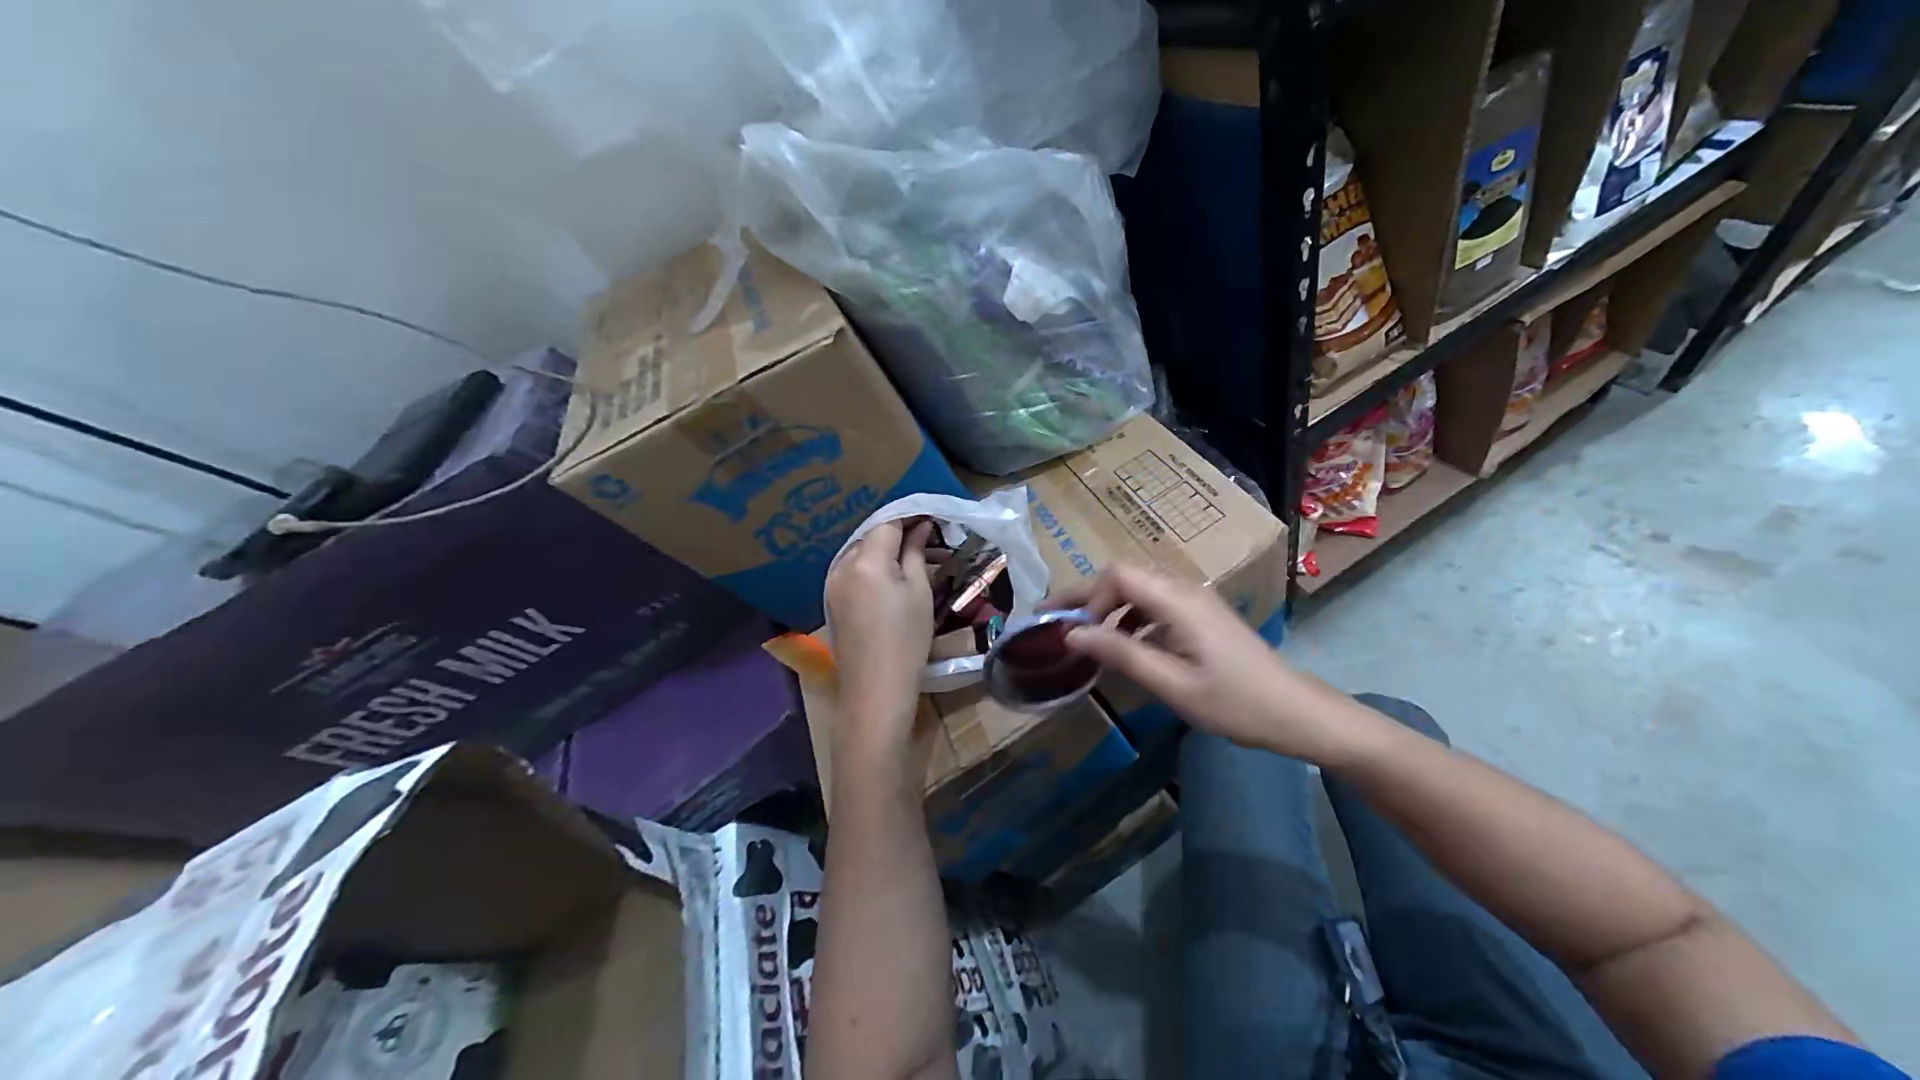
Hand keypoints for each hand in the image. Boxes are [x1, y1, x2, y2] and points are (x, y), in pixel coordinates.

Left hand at [825, 519, 935, 754]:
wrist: (876, 688)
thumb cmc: (907, 638)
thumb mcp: (918, 591)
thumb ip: (915, 552)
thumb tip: (920, 527)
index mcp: (866, 559)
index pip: (888, 521)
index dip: (911, 516)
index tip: (933, 519)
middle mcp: (842, 564)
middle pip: (872, 535)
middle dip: (898, 532)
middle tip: (928, 540)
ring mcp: (832, 583)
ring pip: (861, 552)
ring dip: (885, 550)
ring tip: (913, 560)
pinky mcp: (831, 600)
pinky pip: (853, 571)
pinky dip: (872, 567)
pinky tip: (892, 579)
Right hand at [1051, 564, 1373, 763]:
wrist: (1294, 711)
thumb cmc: (1234, 702)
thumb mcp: (1172, 684)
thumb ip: (1121, 654)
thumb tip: (1071, 634)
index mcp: (1178, 601)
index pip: (1118, 575)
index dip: (1087, 597)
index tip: (1071, 630)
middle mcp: (1185, 589)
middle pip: (1125, 576)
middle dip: (1088, 597)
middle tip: (1056, 623)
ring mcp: (1195, 600)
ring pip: (1138, 588)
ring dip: (1108, 608)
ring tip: (1086, 638)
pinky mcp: (1200, 614)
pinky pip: (1154, 603)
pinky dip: (1130, 618)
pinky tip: (1124, 646)